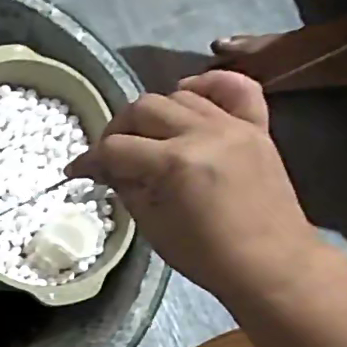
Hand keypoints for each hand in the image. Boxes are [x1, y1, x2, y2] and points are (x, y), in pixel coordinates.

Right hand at [67, 71, 322, 306]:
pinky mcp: (257, 127)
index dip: (89, 159)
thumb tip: (105, 167)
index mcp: (175, 164)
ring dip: (154, 112)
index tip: (77, 170)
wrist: (268, 262)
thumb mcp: (151, 225)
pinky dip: (209, 84)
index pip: (116, 148)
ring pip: (179, 95)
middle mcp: (203, 134)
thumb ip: (126, 186)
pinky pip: (235, 87)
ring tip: (147, 137)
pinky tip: (189, 94)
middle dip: (117, 129)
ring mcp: (234, 126)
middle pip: (143, 109)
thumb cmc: (204, 254)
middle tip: (110, 154)